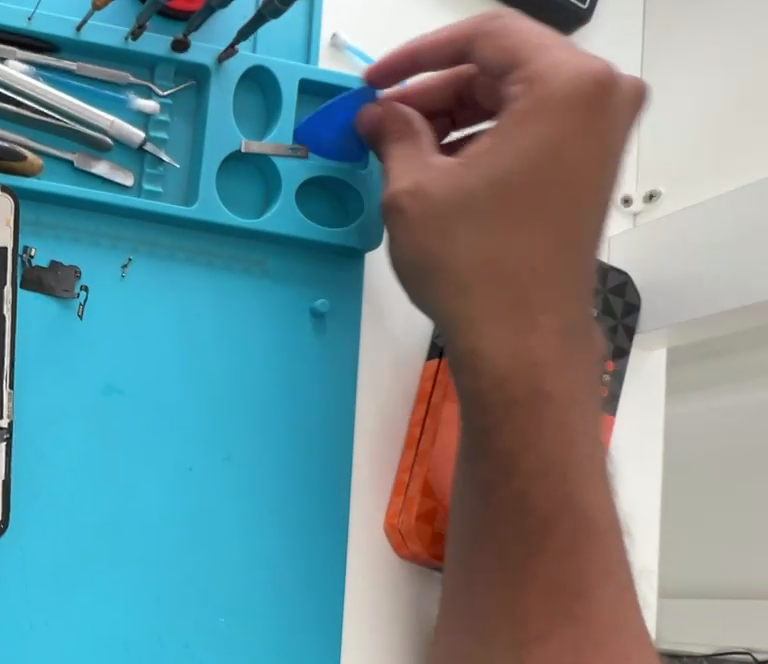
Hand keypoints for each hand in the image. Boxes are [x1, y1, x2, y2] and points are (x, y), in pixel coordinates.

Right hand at [357, 12, 643, 376]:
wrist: (517, 326)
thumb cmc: (471, 258)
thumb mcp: (413, 189)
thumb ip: (394, 135)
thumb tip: (374, 115)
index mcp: (564, 84)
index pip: (486, 35)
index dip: (416, 56)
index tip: (370, 83)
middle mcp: (596, 94)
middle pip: (500, 66)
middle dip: (429, 93)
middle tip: (373, 125)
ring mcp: (597, 128)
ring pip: (509, 98)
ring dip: (448, 118)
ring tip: (394, 152)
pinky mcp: (584, 161)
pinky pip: (524, 128)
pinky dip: (474, 139)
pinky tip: (429, 170)